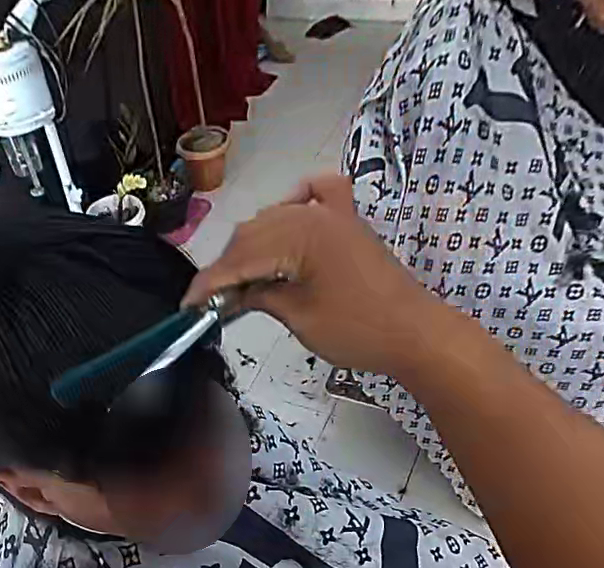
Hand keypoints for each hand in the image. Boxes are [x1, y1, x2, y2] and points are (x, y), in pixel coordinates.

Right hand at [185, 173, 473, 380]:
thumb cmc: (360, 332)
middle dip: (228, 265)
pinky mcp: (349, 222)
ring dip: (254, 244)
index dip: (211, 282)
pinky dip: (297, 203)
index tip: (189, 304)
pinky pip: (316, 197)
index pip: (241, 256)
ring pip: (278, 217)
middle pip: (254, 232)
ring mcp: (334, 213)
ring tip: (239, 278)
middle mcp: (314, 212)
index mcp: (301, 234)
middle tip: (211, 298)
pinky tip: (289, 213)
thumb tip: (233, 294)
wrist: (414, 334)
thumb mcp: (301, 320)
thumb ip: (262, 297)